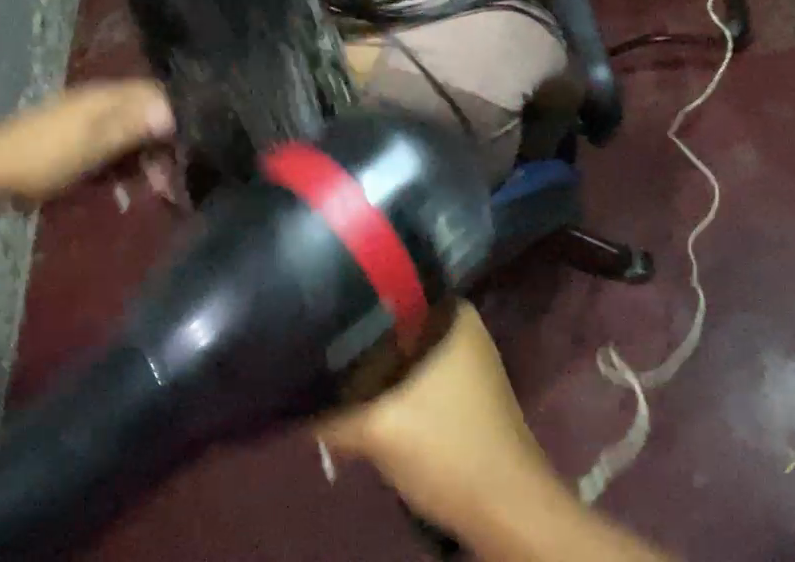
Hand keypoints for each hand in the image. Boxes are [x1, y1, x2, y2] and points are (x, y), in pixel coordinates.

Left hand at [0, 79, 173, 203]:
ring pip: (127, 134)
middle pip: (144, 116)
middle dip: (160, 147)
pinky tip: (118, 187)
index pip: (155, 95)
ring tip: (148, 189)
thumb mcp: (93, 143)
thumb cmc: (43, 157)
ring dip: (141, 160)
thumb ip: (132, 125)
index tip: (186, 151)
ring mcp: (83, 119)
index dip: (176, 119)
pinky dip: (119, 165)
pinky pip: (108, 147)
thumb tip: (171, 110)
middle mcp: (98, 101)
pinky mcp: (71, 139)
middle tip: (167, 183)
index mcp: (106, 96)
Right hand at [319, 305, 558, 526]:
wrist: (506, 510)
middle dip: (350, 337)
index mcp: (448, 312)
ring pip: (397, 351)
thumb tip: (287, 398)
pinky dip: (384, 386)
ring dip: (366, 367)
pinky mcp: (458, 392)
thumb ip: (326, 410)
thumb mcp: (375, 428)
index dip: (344, 296)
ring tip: (323, 371)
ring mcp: (461, 360)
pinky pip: (409, 374)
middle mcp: (458, 325)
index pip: (386, 284)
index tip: (306, 311)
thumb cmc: (447, 450)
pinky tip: (356, 400)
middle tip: (307, 346)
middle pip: (388, 320)